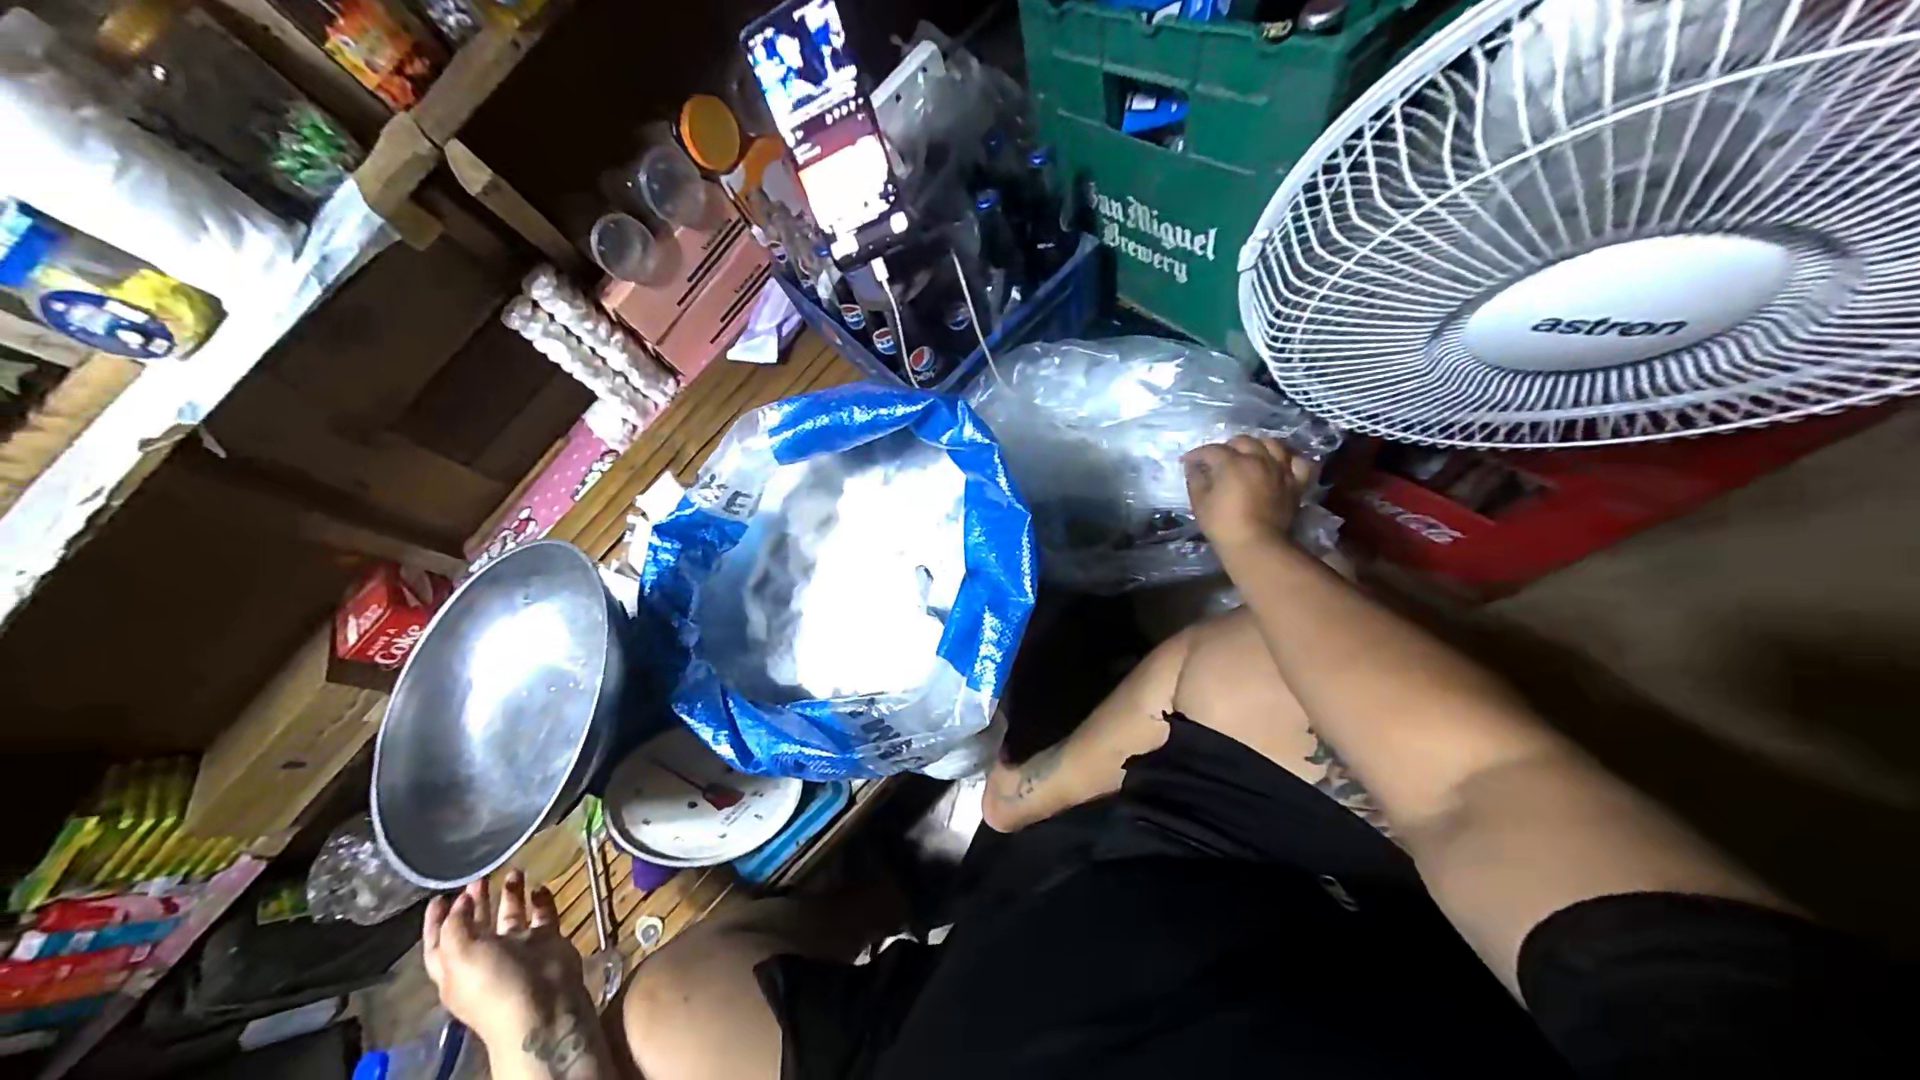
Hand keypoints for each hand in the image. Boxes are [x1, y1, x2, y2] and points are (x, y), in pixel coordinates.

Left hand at [422, 871, 593, 1054]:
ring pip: (512, 915)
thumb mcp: (461, 956)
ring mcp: (518, 948)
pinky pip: (543, 915)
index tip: (441, 896)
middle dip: (477, 900)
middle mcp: (485, 956)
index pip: (440, 940)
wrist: (542, 1003)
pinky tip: (540, 887)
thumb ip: (455, 927)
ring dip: (511, 894)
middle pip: (478, 924)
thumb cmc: (493, 983)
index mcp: (457, 967)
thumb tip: (461, 902)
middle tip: (482, 876)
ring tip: (516, 870)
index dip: (437, 920)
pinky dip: (542, 899)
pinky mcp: (546, 941)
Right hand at [1183, 435, 1313, 555]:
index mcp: (1232, 462)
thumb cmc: (1223, 524)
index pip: (1212, 450)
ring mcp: (1280, 469)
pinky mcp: (1295, 483)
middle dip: (1228, 446)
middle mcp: (1258, 459)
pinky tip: (1281, 463)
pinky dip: (1290, 458)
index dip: (1197, 454)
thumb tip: (1193, 466)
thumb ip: (1195, 480)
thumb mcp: (1200, 502)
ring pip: (1273, 444)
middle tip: (1219, 458)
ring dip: (1258, 445)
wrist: (1257, 544)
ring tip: (1250, 454)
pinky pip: (1299, 462)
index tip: (1188, 462)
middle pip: (1244, 441)